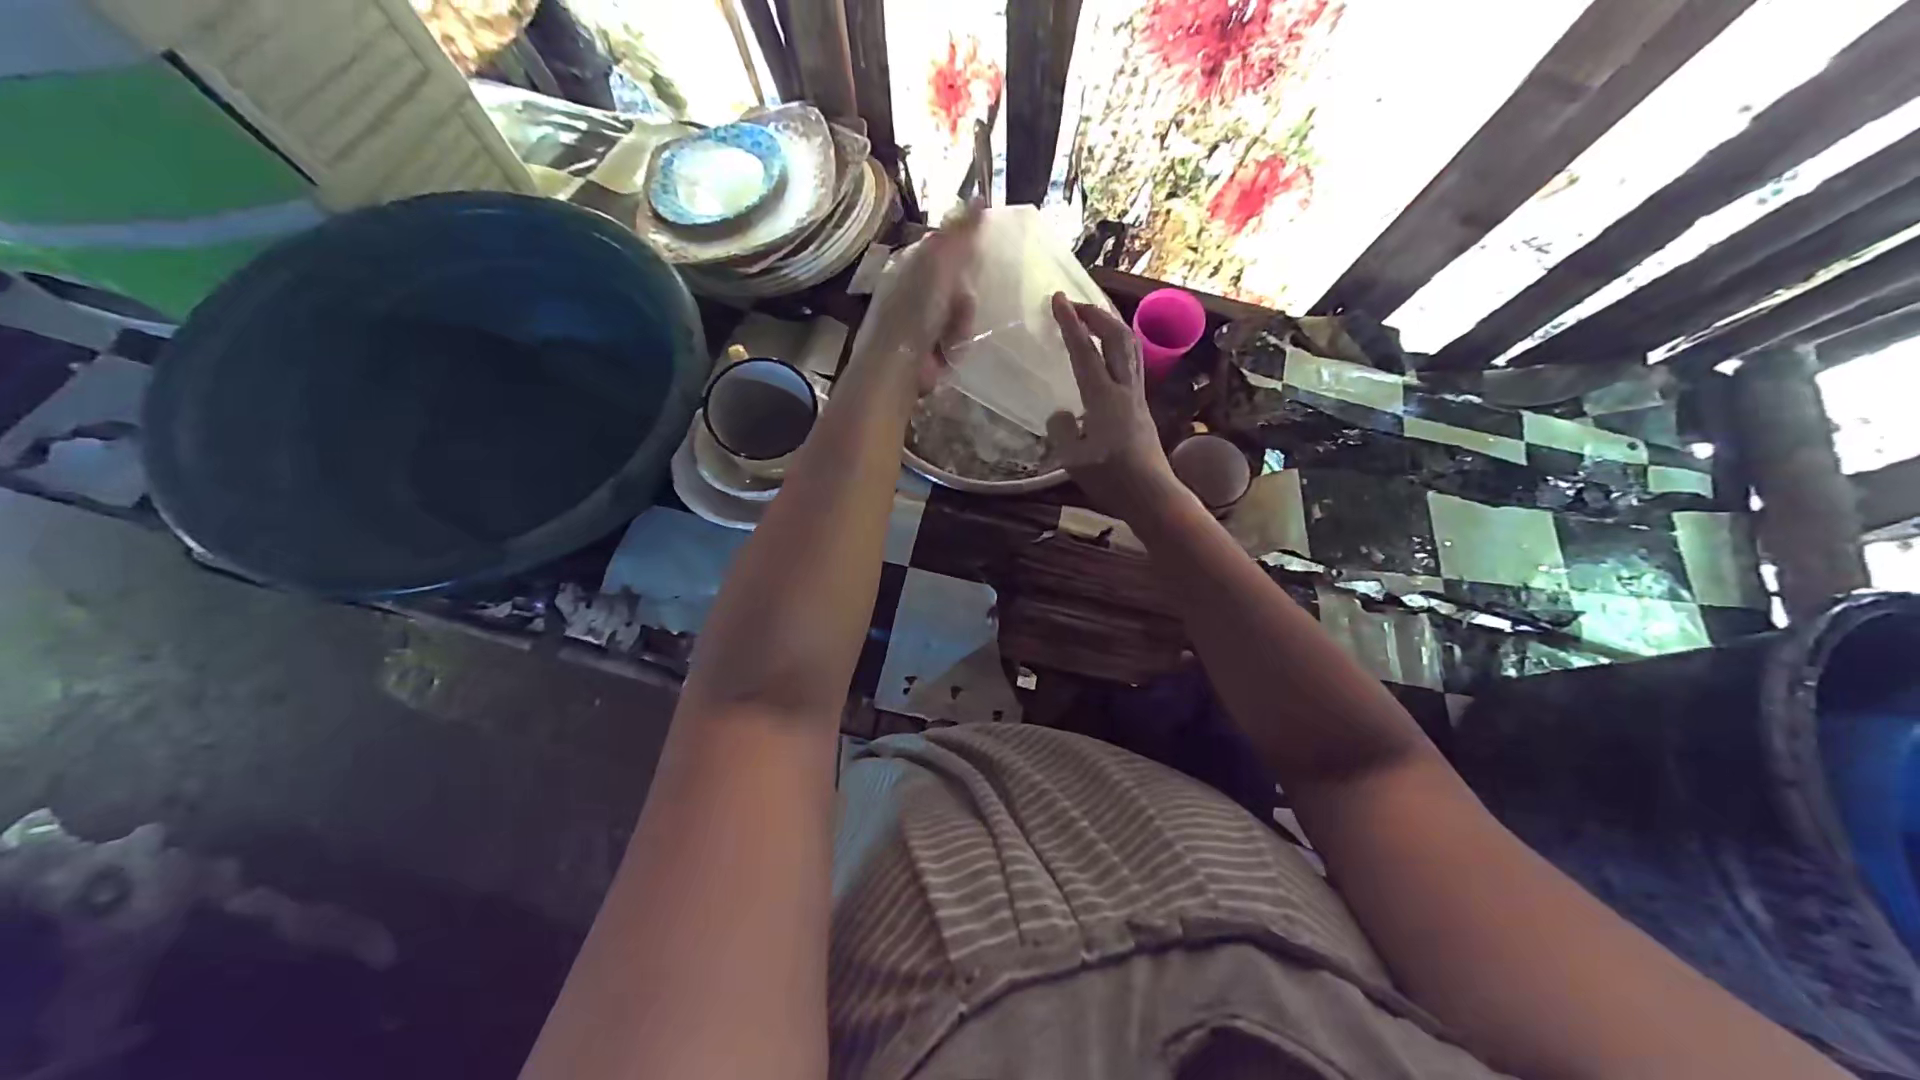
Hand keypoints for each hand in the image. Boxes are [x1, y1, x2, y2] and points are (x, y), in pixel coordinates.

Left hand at [850, 203, 980, 394]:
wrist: (897, 363)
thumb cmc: (915, 309)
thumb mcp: (939, 261)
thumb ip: (959, 232)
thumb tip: (979, 198)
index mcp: (907, 263)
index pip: (944, 250)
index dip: (963, 259)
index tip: (975, 268)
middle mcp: (909, 290)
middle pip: (955, 285)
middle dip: (963, 300)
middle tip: (961, 309)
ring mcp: (916, 322)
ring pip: (958, 314)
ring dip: (961, 325)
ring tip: (951, 337)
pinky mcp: (925, 350)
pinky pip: (954, 340)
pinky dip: (955, 346)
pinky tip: (948, 352)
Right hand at [1046, 292, 1180, 519]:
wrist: (1153, 496)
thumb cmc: (1111, 479)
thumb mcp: (1072, 459)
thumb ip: (1061, 430)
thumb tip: (1062, 414)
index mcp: (1103, 398)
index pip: (1084, 351)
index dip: (1070, 323)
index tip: (1058, 299)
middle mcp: (1125, 389)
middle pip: (1117, 337)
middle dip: (1095, 314)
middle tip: (1075, 305)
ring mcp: (1137, 397)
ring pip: (1131, 347)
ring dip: (1112, 327)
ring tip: (1094, 320)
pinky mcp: (1142, 408)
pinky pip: (1132, 364)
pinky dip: (1118, 347)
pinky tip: (1107, 356)